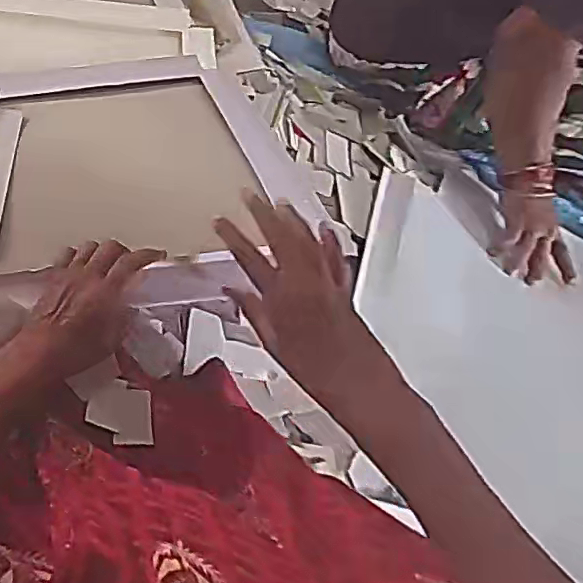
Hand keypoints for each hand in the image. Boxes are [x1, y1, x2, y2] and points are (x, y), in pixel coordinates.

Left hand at [10, 241, 164, 380]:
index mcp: (106, 291)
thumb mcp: (112, 342)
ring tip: (106, 260)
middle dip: (124, 252)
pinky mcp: (54, 277)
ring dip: (101, 251)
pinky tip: (79, 263)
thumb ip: (125, 321)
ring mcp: (69, 274)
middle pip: (111, 247)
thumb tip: (132, 312)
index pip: (131, 262)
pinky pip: (67, 254)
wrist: (40, 352)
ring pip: (89, 246)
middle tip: (130, 261)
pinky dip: (77, 255)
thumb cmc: (74, 352)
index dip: (147, 255)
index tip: (155, 256)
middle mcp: (88, 276)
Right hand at [213, 190, 393, 405]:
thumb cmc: (317, 373)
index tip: (221, 222)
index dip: (232, 237)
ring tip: (280, 203)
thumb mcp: (273, 345)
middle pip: (279, 238)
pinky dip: (327, 239)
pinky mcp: (344, 288)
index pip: (249, 258)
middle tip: (249, 197)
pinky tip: (323, 227)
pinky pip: (334, 256)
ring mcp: (326, 283)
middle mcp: (304, 284)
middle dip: (262, 214)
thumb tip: (234, 293)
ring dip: (292, 219)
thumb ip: (252, 312)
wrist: (361, 385)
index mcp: (280, 298)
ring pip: (307, 240)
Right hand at [496, 191, 575, 285]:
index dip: (566, 266)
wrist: (529, 178)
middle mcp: (544, 230)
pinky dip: (500, 247)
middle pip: (543, 255)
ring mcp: (531, 228)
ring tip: (510, 272)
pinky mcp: (516, 223)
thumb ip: (540, 219)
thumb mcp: (542, 207)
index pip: (561, 251)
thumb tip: (533, 225)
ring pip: (526, 251)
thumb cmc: (534, 186)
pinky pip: (508, 240)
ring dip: (518, 263)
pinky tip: (493, 253)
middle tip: (532, 281)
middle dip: (537, 269)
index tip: (570, 280)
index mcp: (553, 227)